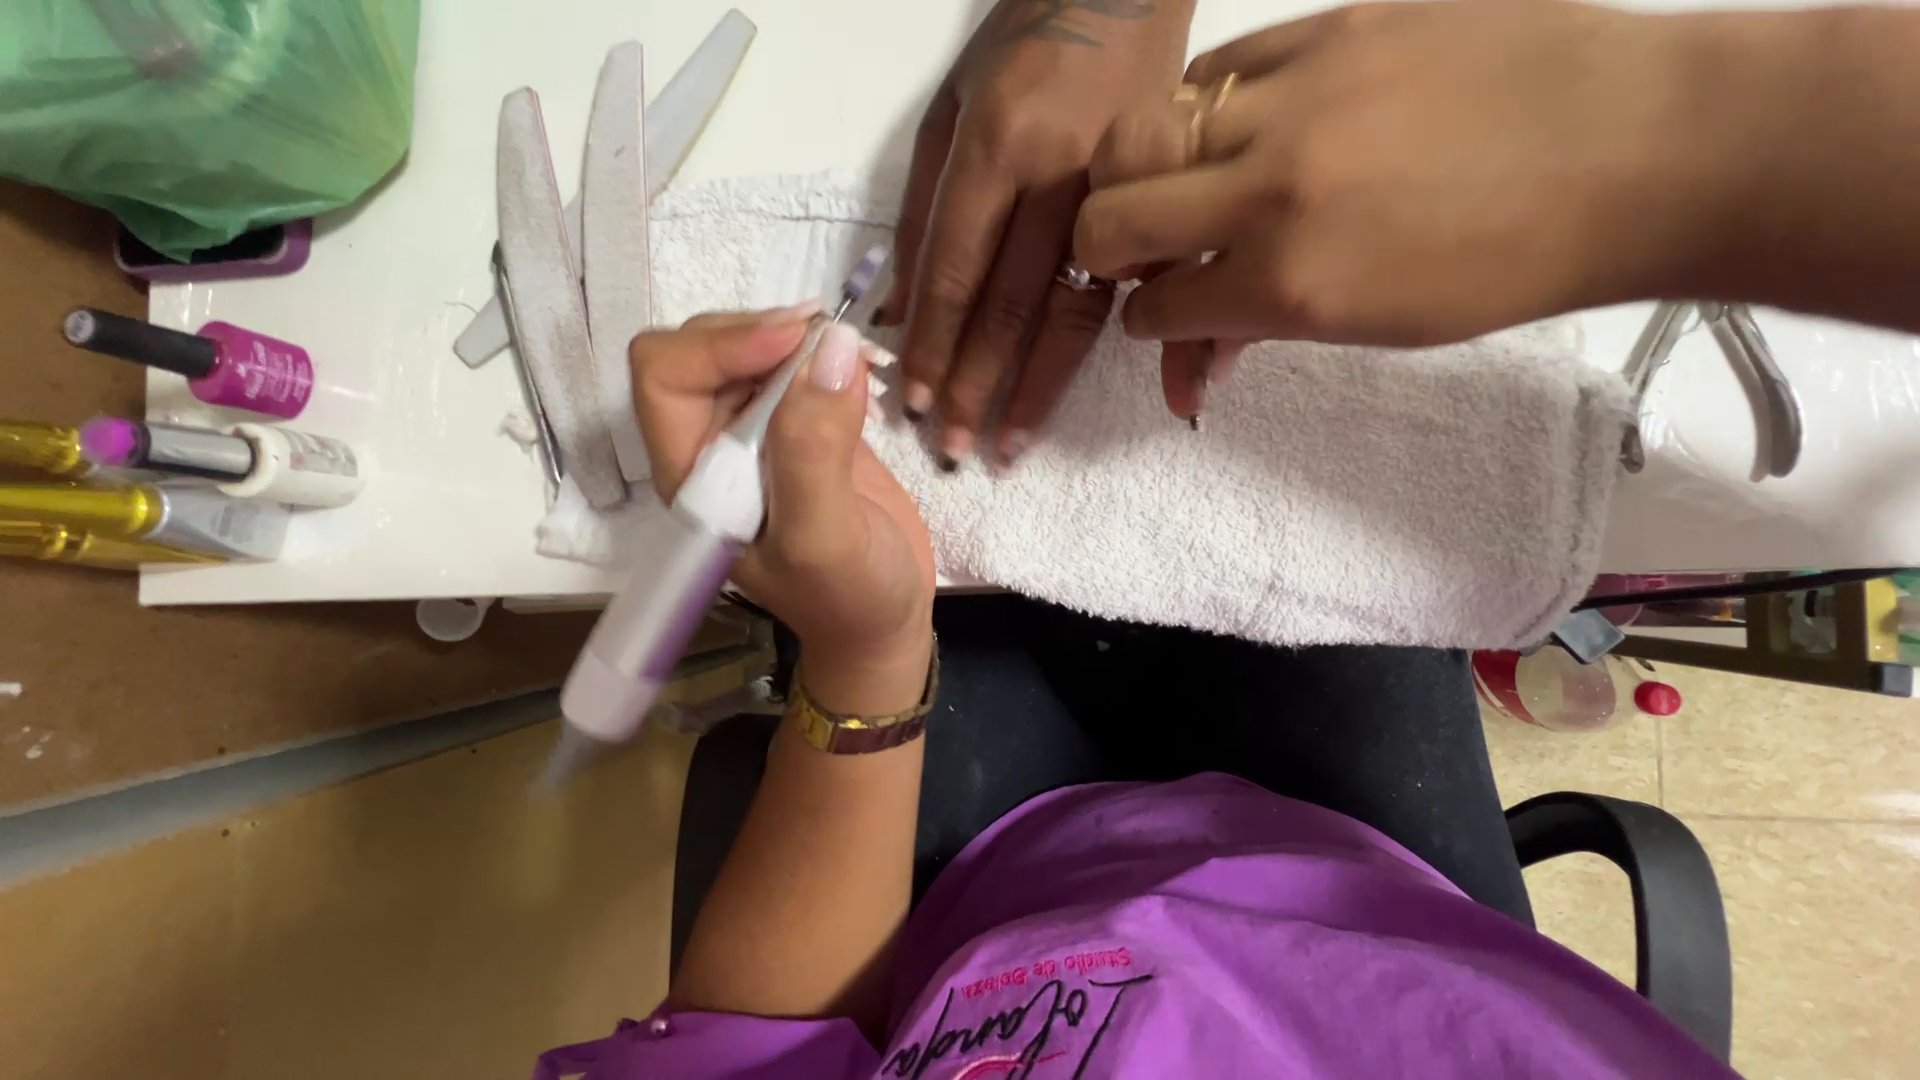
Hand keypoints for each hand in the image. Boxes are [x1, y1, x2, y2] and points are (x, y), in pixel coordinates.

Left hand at [631, 310, 935, 709]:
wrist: (884, 621)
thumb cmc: (847, 597)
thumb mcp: (823, 539)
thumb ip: (813, 451)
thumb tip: (830, 349)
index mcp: (692, 475)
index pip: (665, 376)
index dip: (719, 345)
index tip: (793, 343)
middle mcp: (713, 447)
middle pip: (704, 349)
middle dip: (764, 333)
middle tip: (832, 345)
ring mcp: (759, 436)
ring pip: (752, 351)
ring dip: (799, 339)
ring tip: (853, 353)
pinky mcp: (803, 430)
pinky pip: (798, 369)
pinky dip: (827, 354)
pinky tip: (861, 367)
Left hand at [879, 0, 1194, 466]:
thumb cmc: (1021, 44)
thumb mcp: (946, 113)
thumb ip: (920, 214)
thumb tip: (897, 311)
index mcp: (999, 145)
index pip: (956, 271)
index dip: (932, 344)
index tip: (913, 401)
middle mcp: (1062, 177)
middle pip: (1011, 307)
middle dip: (977, 386)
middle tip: (954, 449)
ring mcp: (1119, 197)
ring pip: (1071, 315)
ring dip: (1036, 390)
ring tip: (1008, 447)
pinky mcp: (1158, 212)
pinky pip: (1126, 297)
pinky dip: (1097, 357)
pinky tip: (1077, 398)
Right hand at [1076, 0, 1742, 349]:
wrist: (1644, 150)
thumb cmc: (1501, 268)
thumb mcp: (1365, 326)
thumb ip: (1256, 334)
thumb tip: (1188, 367)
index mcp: (1289, 280)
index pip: (1154, 306)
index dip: (1146, 323)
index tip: (1161, 319)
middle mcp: (1273, 186)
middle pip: (1110, 217)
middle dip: (1104, 253)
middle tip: (1134, 259)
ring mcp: (1299, 94)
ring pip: (1142, 133)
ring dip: (1140, 176)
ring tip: (1176, 189)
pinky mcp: (1336, 24)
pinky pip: (1219, 67)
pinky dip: (1206, 112)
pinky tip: (1237, 129)